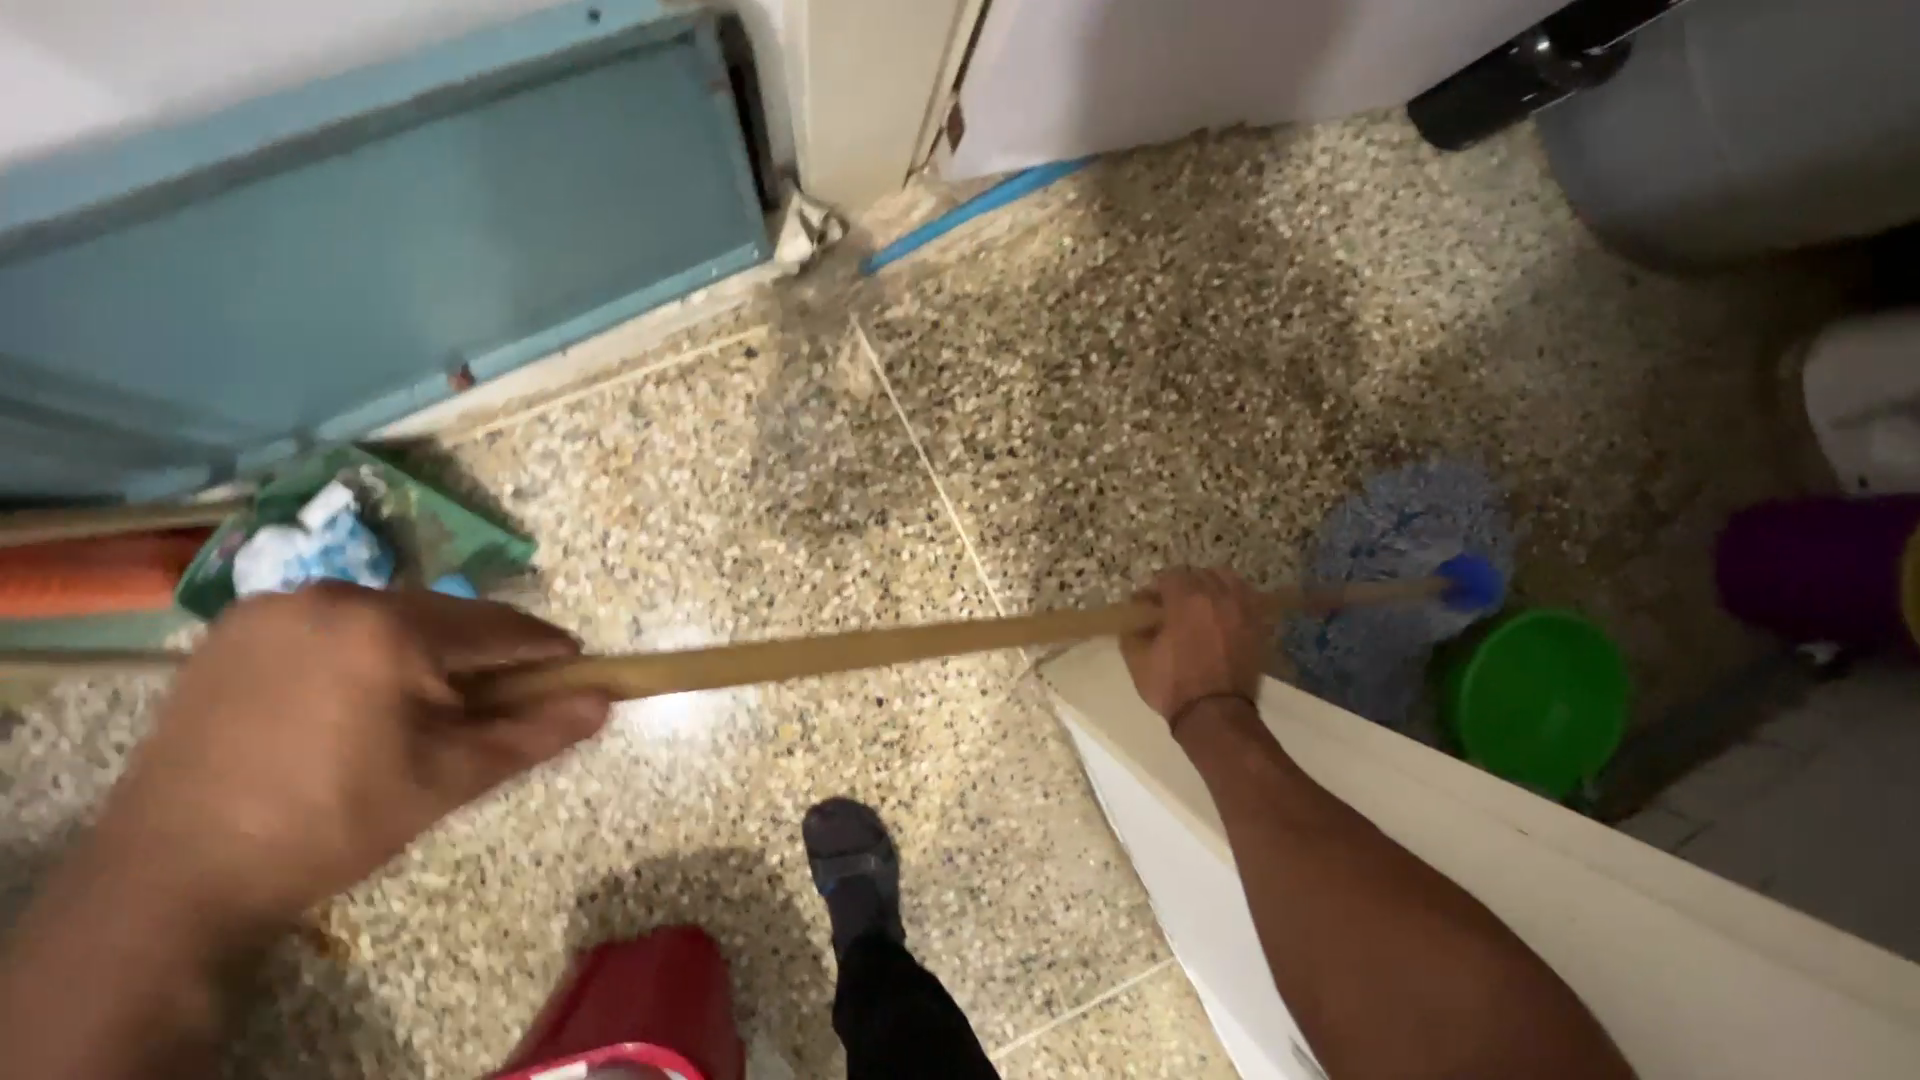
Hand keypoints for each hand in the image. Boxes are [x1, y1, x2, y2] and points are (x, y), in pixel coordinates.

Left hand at [91, 584, 608, 929]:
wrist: (172, 875)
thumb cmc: (331, 824)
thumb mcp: (450, 780)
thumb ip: (536, 733)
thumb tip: (604, 702)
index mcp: (391, 629)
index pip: (500, 627)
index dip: (546, 651)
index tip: (574, 672)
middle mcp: (334, 596)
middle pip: (443, 616)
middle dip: (480, 656)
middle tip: (492, 707)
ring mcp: (275, 608)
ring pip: (387, 617)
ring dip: (422, 651)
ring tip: (420, 709)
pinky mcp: (233, 630)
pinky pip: (331, 625)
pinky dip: (364, 651)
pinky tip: (355, 701)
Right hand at [1120, 567, 1272, 724]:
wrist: (1215, 715)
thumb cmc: (1173, 686)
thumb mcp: (1137, 659)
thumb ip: (1132, 630)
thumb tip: (1134, 618)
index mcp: (1186, 600)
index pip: (1168, 576)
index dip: (1154, 589)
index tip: (1146, 606)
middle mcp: (1218, 596)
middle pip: (1198, 574)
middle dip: (1181, 586)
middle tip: (1170, 607)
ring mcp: (1243, 609)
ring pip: (1227, 579)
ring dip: (1210, 586)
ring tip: (1200, 605)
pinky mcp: (1259, 625)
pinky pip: (1247, 597)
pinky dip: (1233, 598)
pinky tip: (1223, 614)